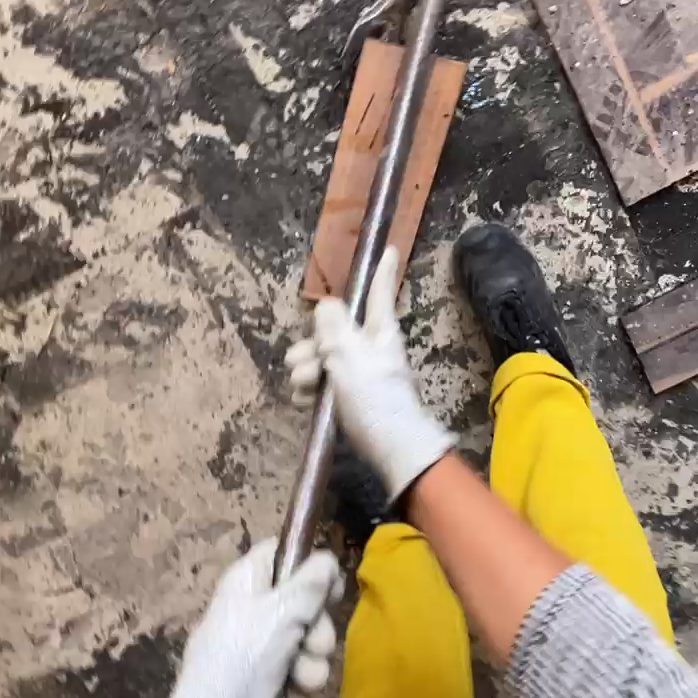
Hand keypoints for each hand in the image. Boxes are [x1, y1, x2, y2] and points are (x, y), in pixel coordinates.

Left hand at [137, 539, 342, 697]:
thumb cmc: (245, 652)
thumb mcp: (283, 610)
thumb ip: (311, 582)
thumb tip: (327, 559)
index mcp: (250, 576)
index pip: (283, 551)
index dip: (309, 563)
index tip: (330, 582)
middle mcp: (257, 601)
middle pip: (304, 594)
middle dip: (318, 620)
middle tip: (316, 639)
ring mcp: (263, 636)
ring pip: (307, 631)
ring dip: (314, 652)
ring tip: (304, 670)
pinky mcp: (270, 668)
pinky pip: (301, 659)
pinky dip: (305, 672)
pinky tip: (301, 685)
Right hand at [288, 249, 456, 504]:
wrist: (390, 450)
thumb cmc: (375, 399)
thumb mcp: (350, 357)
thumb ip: (333, 328)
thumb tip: (326, 305)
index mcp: (379, 332)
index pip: (379, 294)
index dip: (382, 271)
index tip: (391, 248)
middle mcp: (369, 347)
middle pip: (332, 330)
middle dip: (311, 344)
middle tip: (308, 365)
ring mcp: (357, 374)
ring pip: (319, 358)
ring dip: (306, 370)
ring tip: (307, 387)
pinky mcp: (346, 398)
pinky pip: (320, 384)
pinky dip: (310, 391)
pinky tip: (306, 402)